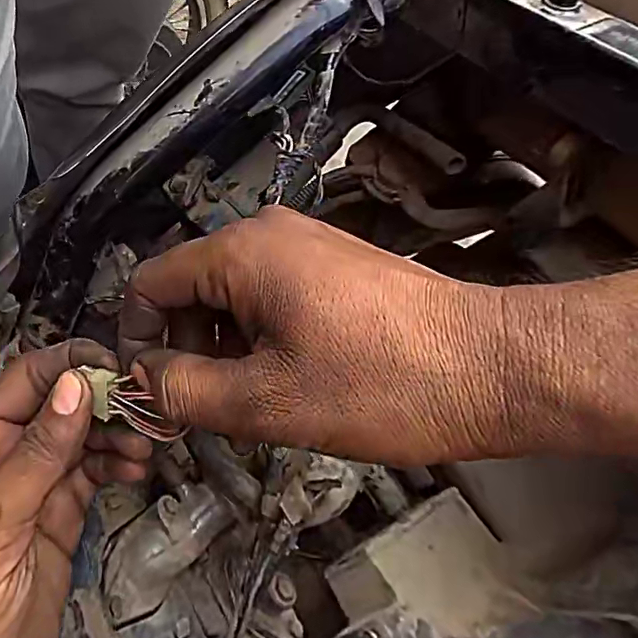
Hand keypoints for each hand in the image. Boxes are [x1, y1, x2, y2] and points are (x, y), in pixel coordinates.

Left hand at [0, 341, 151, 637]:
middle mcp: (0, 462)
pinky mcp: (54, 526)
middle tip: (137, 404)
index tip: (107, 364)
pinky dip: (113, 467)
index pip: (23, 381)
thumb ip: (36, 453)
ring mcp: (29, 494)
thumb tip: (70, 390)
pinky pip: (88, 479)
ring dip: (112, 434)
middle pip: (56, 407)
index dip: (66, 366)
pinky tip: (131, 465)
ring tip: (141, 438)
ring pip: (78, 442)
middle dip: (98, 400)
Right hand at [117, 206, 544, 464]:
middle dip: (186, 347)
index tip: (154, 391)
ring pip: (225, 292)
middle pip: (186, 288)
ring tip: (259, 395)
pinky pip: (263, 288)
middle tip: (212, 407)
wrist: (501, 365)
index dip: (137, 338)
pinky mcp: (326, 257)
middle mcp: (261, 229)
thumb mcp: (268, 402)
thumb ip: (185, 390)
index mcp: (237, 251)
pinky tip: (291, 372)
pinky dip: (256, 332)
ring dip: (223, 345)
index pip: (147, 283)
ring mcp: (298, 239)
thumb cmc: (383, 384)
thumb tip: (140, 378)